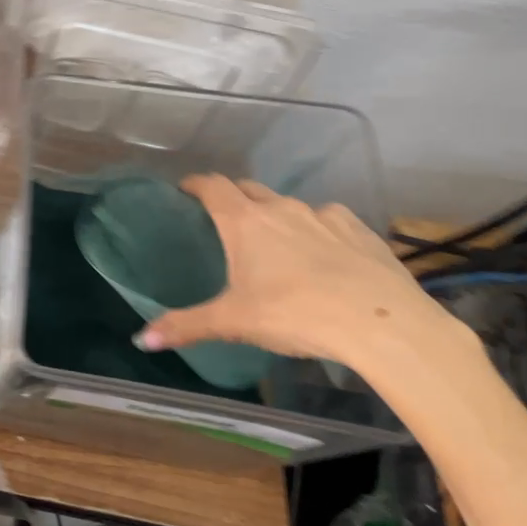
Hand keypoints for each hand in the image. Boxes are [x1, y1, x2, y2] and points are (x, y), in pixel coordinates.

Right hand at [136, 175, 474, 371]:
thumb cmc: (296, 314)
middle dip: (233, 198)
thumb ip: (186, 326)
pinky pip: (331, 221)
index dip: (195, 185)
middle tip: (224, 221)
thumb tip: (142, 340)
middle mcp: (282, 209)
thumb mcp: (233, 323)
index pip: (212, 186)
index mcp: (244, 222)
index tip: (185, 191)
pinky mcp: (362, 232)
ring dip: (278, 217)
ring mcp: (326, 217)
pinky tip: (325, 255)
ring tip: (277, 244)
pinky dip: (319, 231)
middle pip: (249, 189)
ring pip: (291, 207)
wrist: (385, 324)